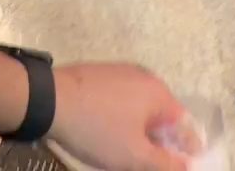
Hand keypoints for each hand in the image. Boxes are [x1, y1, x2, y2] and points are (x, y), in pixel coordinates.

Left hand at [47, 63, 193, 170]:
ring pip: (141, 111)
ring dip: (140, 135)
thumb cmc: (97, 128)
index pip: (186, 126)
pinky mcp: (99, 76)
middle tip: (146, 164)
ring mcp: (118, 73)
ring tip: (126, 156)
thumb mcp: (137, 156)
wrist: (48, 99)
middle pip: (163, 117)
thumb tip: (187, 165)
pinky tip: (109, 138)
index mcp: (157, 92)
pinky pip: (122, 102)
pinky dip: (123, 122)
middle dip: (160, 145)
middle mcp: (142, 76)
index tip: (173, 169)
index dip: (186, 152)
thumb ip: (168, 164)